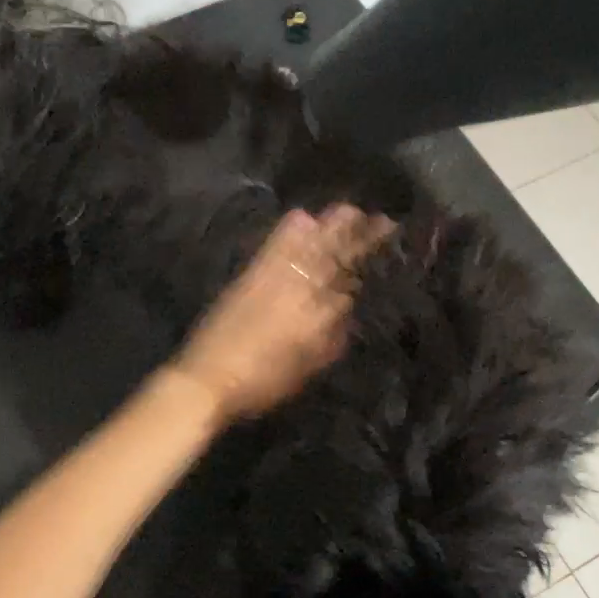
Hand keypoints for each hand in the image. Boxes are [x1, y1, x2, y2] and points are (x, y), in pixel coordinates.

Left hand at [171, 205, 394, 421]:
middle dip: (360, 232)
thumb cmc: (261, 384)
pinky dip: (296, 227)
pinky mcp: (251, 273)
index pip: (356, 277)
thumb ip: (334, 338)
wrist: (207, 380)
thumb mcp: (310, 367)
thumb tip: (348, 313)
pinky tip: (305, 217)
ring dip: (333, 223)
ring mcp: (276, 275)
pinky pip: (279, 241)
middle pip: (338, 250)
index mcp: (321, 315)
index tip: (391, 241)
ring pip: (313, 239)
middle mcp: (304, 288)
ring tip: (348, 213)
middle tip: (377, 220)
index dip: (374, 258)